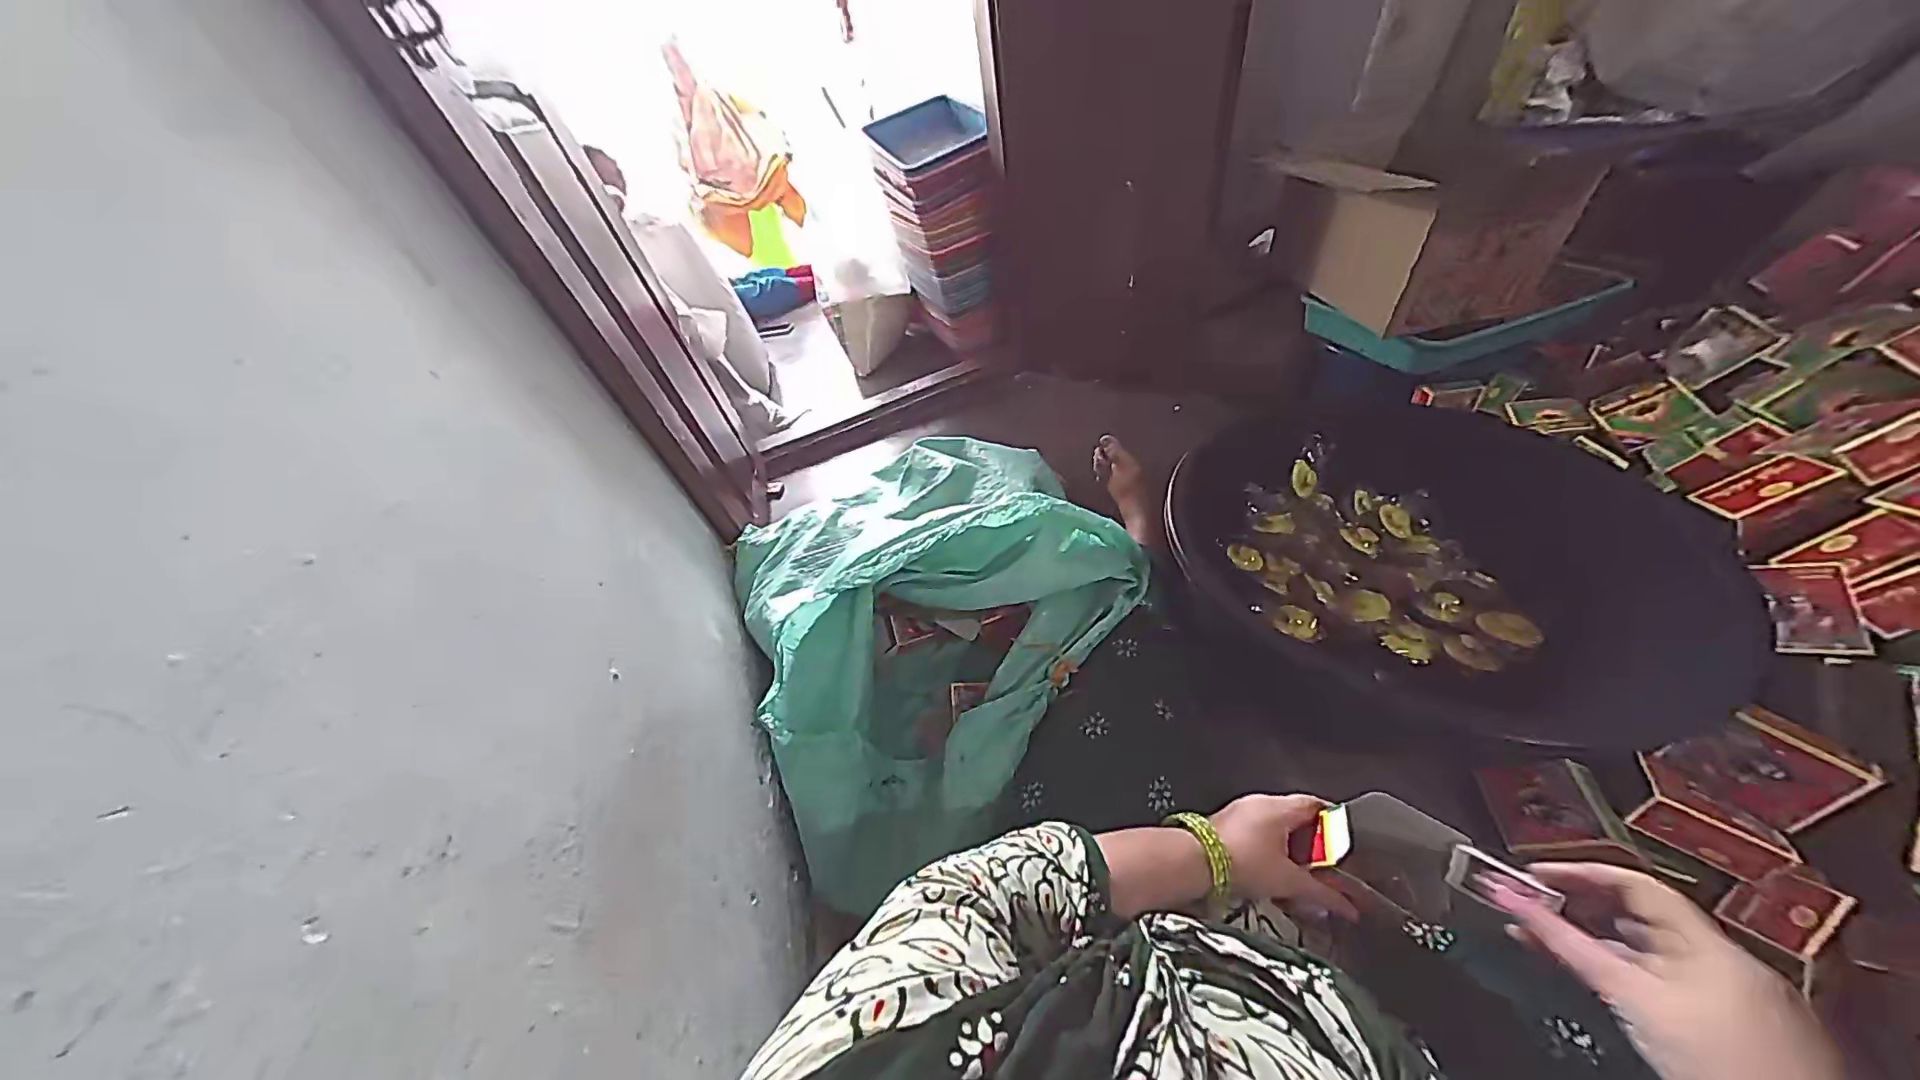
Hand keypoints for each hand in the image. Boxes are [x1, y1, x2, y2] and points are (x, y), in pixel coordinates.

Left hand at [1211, 794, 1357, 920]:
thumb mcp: (1289, 881)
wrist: (1195, 862)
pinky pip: (1258, 833)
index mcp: (1278, 807)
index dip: (1336, 825)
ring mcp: (1241, 813)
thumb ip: (1323, 894)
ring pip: (1277, 827)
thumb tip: (1348, 907)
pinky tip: (1274, 874)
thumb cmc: (1241, 863)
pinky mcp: (1228, 825)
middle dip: (1314, 844)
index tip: (1346, 847)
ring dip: (1292, 850)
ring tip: (1301, 877)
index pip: (1316, 805)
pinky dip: (1272, 850)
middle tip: (1327, 869)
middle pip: (1297, 817)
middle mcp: (1258, 803)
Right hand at [1489, 862, 1841, 1079]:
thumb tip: (1510, 899)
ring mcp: (1732, 998)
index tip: (1536, 875)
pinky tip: (1590, 974)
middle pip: (1633, 916)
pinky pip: (1659, 980)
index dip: (1578, 872)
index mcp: (1710, 946)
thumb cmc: (1723, 1065)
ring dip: (1591, 939)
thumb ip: (1562, 941)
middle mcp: (1726, 965)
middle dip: (1575, 906)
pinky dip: (1618, 970)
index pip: (1632, 884)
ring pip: (1644, 951)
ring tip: (1544, 938)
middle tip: (1530, 903)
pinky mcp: (1729, 1026)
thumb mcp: (1625, 991)